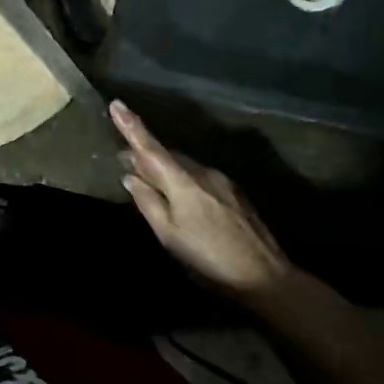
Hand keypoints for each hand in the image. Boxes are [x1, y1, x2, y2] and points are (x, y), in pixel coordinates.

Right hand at [111, 100, 293, 297]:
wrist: (266, 279)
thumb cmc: (208, 259)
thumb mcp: (168, 235)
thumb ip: (148, 202)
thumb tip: (131, 177)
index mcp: (184, 182)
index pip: (151, 148)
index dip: (131, 126)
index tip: (116, 104)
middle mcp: (204, 174)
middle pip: (167, 156)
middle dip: (143, 156)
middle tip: (121, 161)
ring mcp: (223, 182)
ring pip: (183, 167)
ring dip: (163, 170)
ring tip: (146, 181)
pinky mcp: (234, 194)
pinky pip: (198, 177)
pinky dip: (181, 180)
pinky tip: (177, 197)